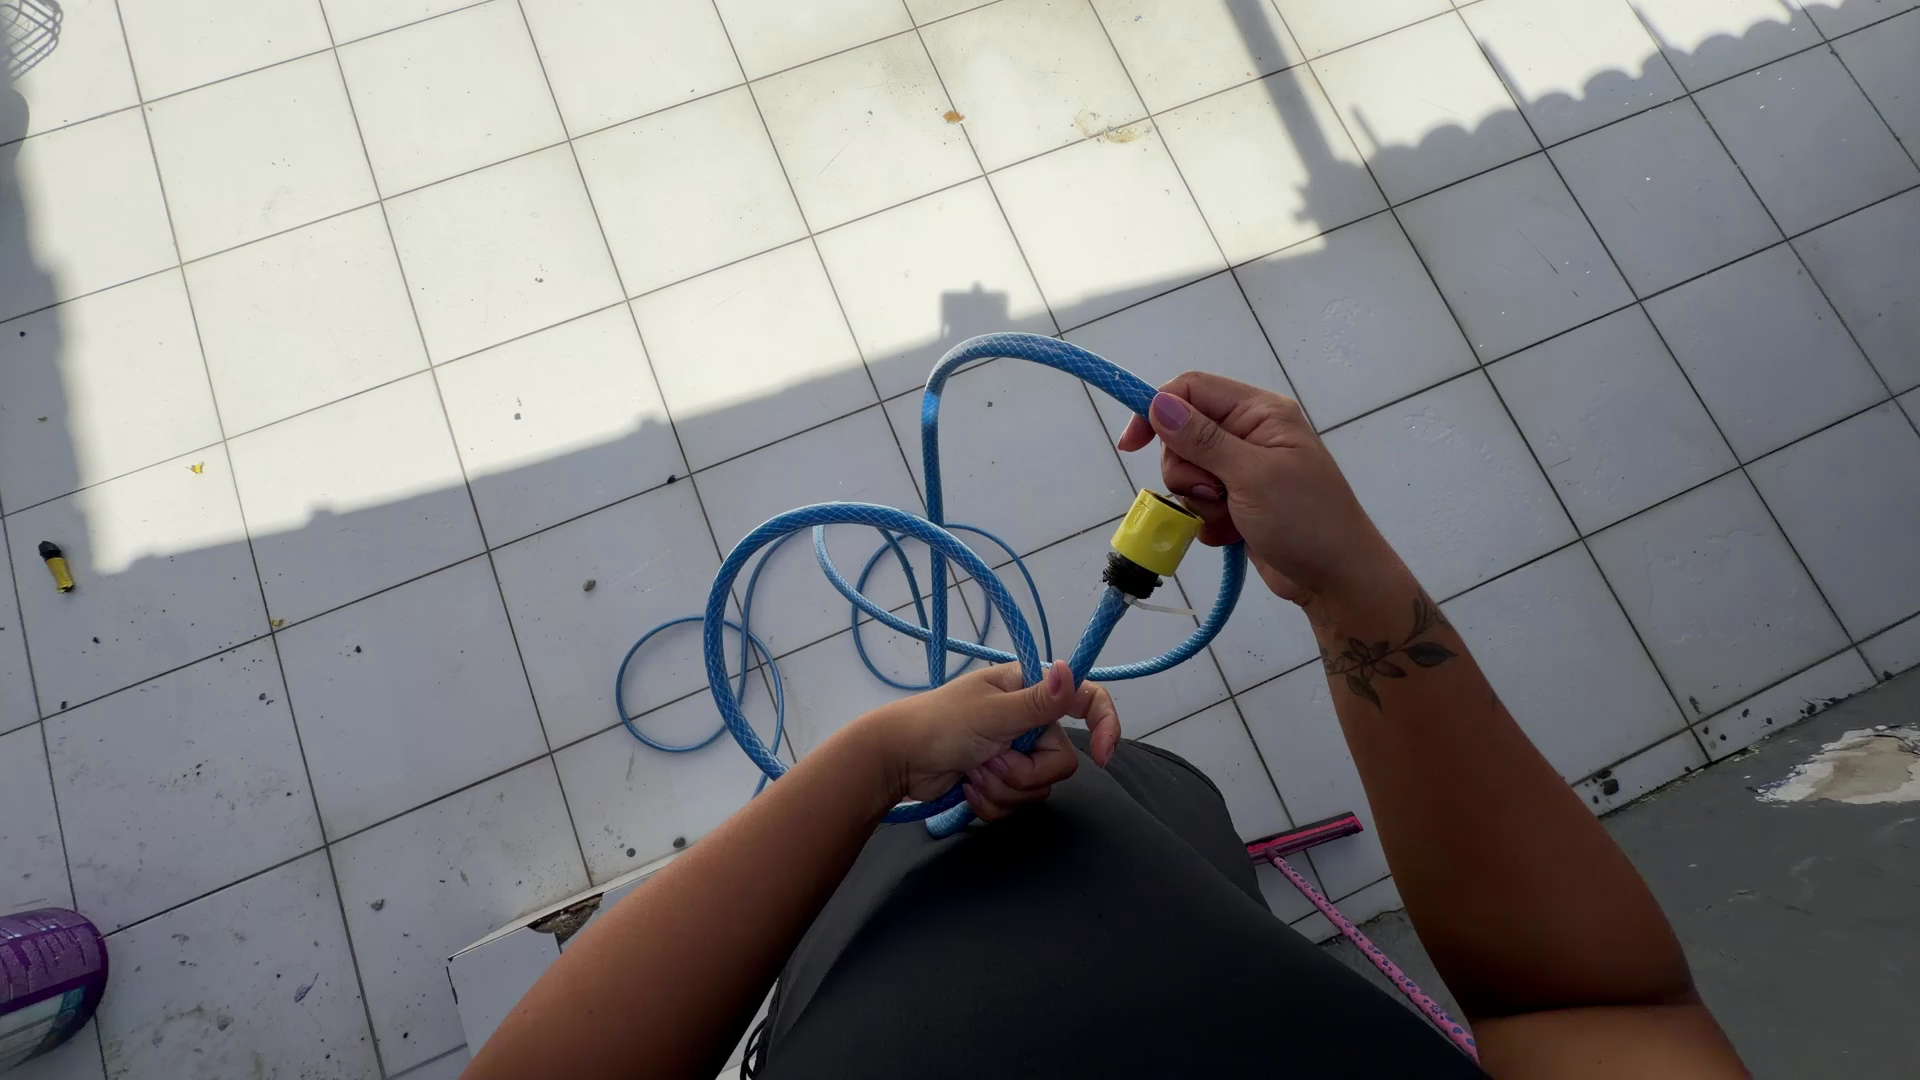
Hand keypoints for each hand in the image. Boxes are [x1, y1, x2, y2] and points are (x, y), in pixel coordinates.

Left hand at [861, 659, 1118, 820]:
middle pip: (1060, 761)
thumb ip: (1037, 701)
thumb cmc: (940, 724)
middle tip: (990, 759)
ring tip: (973, 772)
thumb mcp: (991, 713)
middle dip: (1023, 772)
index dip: (1104, 724)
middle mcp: (1028, 718)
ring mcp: (1015, 751)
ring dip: (1003, 788)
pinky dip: (992, 803)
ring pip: (1038, 788)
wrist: (898, 760)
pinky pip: (1017, 804)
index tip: (1103, 756)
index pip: (1084, 698)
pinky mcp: (1000, 780)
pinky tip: (967, 788)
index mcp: (1029, 689)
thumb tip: (1071, 668)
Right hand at [1116, 372, 1407, 615]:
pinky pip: (1197, 503)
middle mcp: (1248, 433)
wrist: (1336, 580)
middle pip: (1181, 435)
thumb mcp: (1252, 475)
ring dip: (1197, 501)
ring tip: (1230, 516)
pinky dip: (1206, 520)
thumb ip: (1202, 439)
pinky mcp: (1236, 500)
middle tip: (1214, 492)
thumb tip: (1158, 404)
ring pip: (1186, 473)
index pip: (1191, 390)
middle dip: (1186, 470)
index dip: (1156, 411)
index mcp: (1259, 412)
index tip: (1131, 446)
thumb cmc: (1305, 520)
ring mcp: (1242, 469)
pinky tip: (1232, 533)